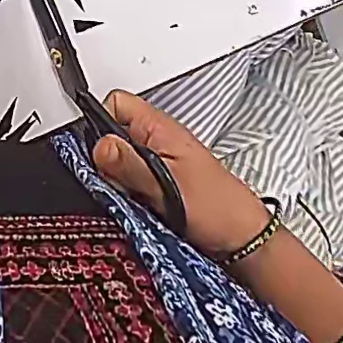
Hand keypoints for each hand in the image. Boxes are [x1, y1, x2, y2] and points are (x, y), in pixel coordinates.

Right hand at [92, 91, 270, 254]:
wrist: (242, 239)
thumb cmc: (218, 208)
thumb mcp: (166, 186)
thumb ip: (130, 164)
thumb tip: (99, 146)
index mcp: (159, 127)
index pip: (115, 103)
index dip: (101, 124)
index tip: (100, 154)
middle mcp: (156, 139)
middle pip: (112, 135)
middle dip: (108, 161)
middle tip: (122, 183)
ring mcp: (156, 160)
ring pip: (118, 161)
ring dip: (119, 182)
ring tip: (137, 199)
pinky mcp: (157, 181)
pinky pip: (129, 180)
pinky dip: (129, 194)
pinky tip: (142, 207)